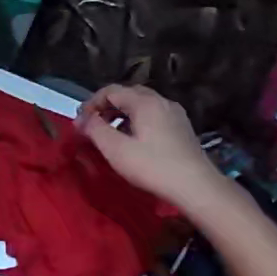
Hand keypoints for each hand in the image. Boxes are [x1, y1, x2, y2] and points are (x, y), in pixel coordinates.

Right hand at [74, 85, 223, 209]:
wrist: (196, 185)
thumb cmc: (152, 166)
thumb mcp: (116, 150)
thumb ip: (95, 130)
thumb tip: (81, 119)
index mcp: (144, 102)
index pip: (111, 90)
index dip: (92, 103)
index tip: (80, 122)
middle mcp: (161, 101)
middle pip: (128, 94)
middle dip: (107, 106)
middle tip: (93, 126)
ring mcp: (174, 113)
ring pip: (142, 105)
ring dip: (122, 114)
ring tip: (110, 134)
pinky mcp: (181, 127)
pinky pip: (154, 115)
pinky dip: (137, 121)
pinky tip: (134, 141)